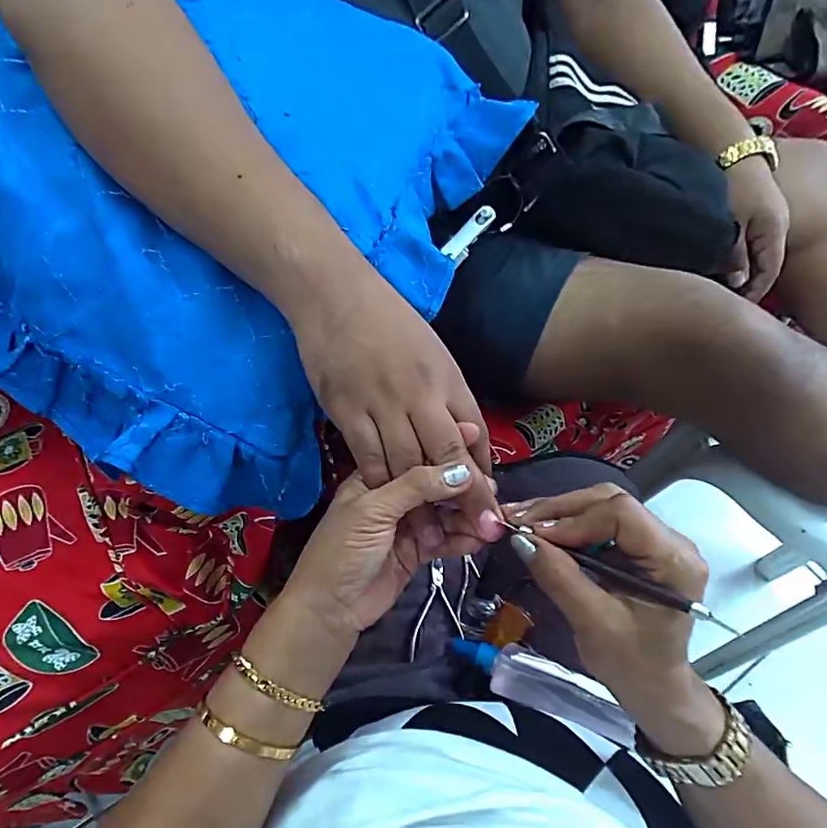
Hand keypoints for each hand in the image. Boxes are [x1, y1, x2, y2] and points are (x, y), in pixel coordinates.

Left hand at [276, 457, 484, 635]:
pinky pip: (445, 540)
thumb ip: (417, 486)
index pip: (417, 456)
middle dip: (466, 489)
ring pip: (446, 514)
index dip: (447, 452)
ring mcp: (407, 526)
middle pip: (437, 486)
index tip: (478, 445)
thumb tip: (462, 469)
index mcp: (377, 477)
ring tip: (492, 523)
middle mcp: (394, 498)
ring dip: (468, 517)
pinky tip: (478, 540)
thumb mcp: (374, 510)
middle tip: (492, 495)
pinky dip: (462, 539)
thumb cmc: (342, 551)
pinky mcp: (416, 552)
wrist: (329, 608)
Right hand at [289, 273, 501, 545]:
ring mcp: (382, 404)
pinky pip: (369, 459)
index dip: (484, 474)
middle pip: (449, 456)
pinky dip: (382, 484)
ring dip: (422, 503)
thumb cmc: (389, 323)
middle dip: (467, 500)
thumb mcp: (434, 355)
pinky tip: (390, 504)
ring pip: (408, 465)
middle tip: (480, 531)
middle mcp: (420, 394)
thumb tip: (466, 439)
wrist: (334, 294)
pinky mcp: (347, 412)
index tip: (491, 505)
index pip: (475, 434)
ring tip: (433, 533)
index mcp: (447, 379)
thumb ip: (450, 399)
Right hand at [504, 483, 710, 714]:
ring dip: (561, 515)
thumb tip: (521, 540)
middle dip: (561, 511)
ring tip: (521, 523)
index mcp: (674, 561)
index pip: (622, 514)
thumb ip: (560, 577)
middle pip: (612, 503)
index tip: (532, 535)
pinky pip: (602, 525)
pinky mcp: (639, 549)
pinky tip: (541, 532)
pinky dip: (569, 527)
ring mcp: (656, 543)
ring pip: (604, 508)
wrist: (653, 687)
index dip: (573, 519)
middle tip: (517, 521)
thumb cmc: (630, 662)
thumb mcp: (592, 622)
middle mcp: (672, 541)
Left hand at [723, 156, 790, 301]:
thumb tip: (739, 282)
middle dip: (749, 285)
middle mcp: (777, 223)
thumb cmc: (730, 185)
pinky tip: (725, 264)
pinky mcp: (758, 209)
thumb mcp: (731, 225)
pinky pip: (753, 241)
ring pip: (759, 253)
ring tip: (725, 288)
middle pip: (766, 264)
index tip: (738, 309)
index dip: (755, 292)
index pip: (769, 271)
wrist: (730, 149)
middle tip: (730, 302)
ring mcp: (770, 215)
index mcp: (775, 229)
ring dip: (745, 271)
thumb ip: (735, 255)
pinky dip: (742, 256)